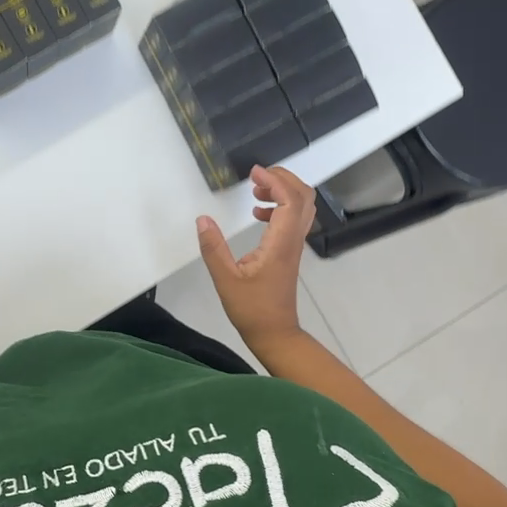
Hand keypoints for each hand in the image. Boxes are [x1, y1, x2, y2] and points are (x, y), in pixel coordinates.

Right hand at [196, 165, 316, 351]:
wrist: (274, 333)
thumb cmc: (251, 309)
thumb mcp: (225, 279)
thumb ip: (213, 248)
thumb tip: (202, 220)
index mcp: (280, 243)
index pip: (289, 200)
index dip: (275, 180)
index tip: (254, 173)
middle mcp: (293, 240)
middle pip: (303, 197)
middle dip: (283, 179)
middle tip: (257, 177)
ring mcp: (294, 246)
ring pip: (302, 207)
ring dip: (283, 192)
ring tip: (256, 192)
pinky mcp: (290, 252)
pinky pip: (294, 219)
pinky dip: (280, 207)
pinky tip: (258, 214)